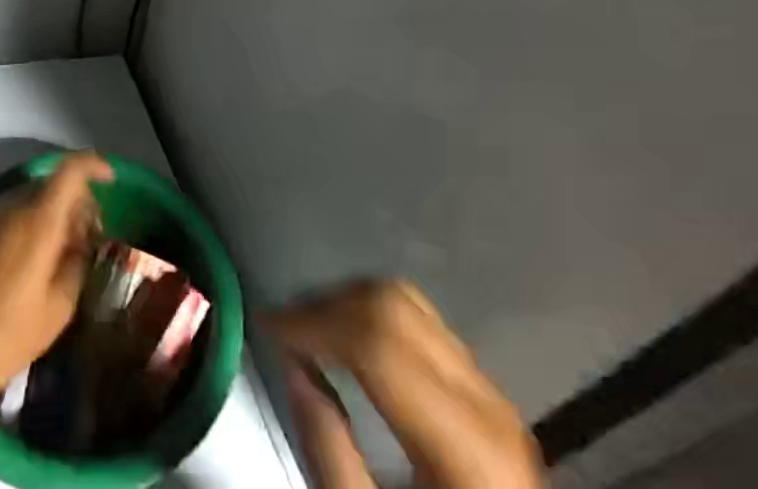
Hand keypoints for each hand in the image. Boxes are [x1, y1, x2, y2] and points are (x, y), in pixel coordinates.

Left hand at [0, 151, 114, 404]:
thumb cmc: (8, 336)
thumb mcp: (60, 305)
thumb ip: (78, 262)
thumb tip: (82, 244)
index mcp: (37, 220)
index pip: (70, 170)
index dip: (94, 166)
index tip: (111, 181)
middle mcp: (9, 209)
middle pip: (51, 184)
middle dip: (76, 200)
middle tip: (89, 235)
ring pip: (29, 199)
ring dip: (51, 214)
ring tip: (61, 253)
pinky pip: (8, 216)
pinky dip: (28, 225)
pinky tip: (31, 263)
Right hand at [269, 279, 545, 488]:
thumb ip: (330, 454)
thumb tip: (294, 368)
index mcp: (463, 443)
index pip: (378, 343)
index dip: (316, 323)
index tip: (268, 324)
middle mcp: (484, 400)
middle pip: (394, 307)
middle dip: (329, 304)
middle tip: (283, 324)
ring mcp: (489, 388)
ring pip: (409, 302)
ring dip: (350, 303)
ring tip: (308, 328)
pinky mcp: (484, 387)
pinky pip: (423, 322)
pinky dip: (375, 315)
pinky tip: (346, 338)